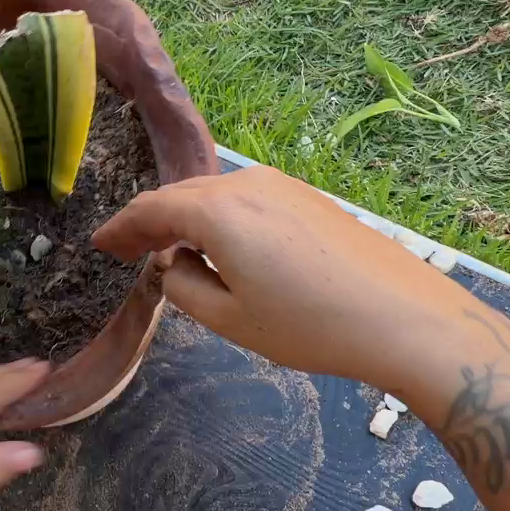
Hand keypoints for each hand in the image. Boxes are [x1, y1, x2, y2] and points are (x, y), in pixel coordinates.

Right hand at [93, 165, 480, 388]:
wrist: (409, 320)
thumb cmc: (310, 326)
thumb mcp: (230, 319)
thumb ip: (183, 287)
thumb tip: (172, 263)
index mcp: (218, 211)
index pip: (151, 210)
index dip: (120, 228)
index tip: (100, 245)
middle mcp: (247, 184)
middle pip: (180, 194)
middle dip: (148, 221)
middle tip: (126, 250)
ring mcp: (283, 185)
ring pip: (213, 193)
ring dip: (183, 216)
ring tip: (168, 248)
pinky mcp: (309, 196)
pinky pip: (244, 197)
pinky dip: (216, 215)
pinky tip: (219, 243)